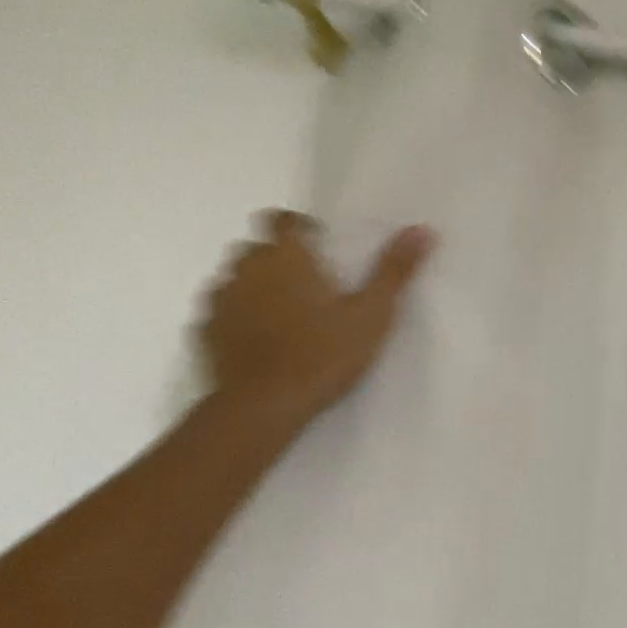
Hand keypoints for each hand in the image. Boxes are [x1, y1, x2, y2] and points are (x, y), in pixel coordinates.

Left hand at [199, 209, 435, 424]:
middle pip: (257, 248)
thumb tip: (422, 229)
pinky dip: (238, 318)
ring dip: (257, 288)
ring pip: (236, 278)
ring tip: (287, 319)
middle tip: (311, 289)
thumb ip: (393, 271)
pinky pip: (221, 311)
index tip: (322, 252)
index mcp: (286, 256)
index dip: (301, 229)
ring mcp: (219, 299)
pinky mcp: (204, 331)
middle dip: (280, 260)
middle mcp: (245, 268)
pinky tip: (261, 343)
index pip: (283, 219)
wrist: (263, 407)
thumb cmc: (323, 355)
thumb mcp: (371, 315)